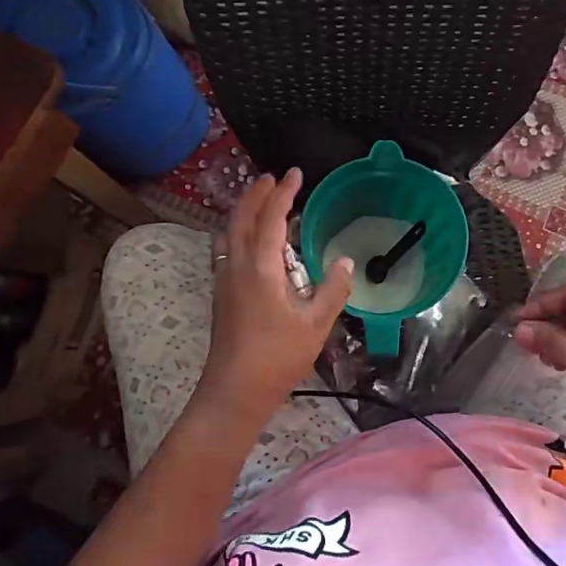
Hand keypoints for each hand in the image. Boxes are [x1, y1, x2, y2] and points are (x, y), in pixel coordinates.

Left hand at [198, 168, 354, 418]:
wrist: (235, 391)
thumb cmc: (277, 357)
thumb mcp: (315, 325)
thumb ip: (333, 290)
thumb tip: (344, 262)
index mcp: (260, 268)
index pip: (271, 218)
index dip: (283, 193)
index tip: (294, 174)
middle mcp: (237, 266)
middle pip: (242, 217)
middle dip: (256, 194)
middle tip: (272, 178)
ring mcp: (224, 279)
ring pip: (229, 232)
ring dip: (244, 211)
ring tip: (260, 203)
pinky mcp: (221, 293)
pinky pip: (226, 248)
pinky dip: (238, 232)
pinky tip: (249, 243)